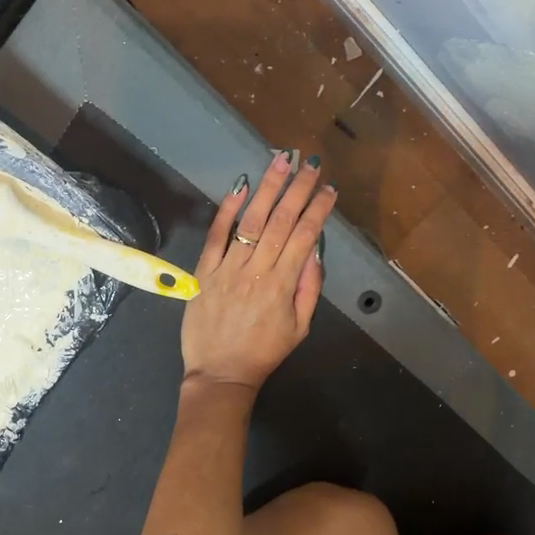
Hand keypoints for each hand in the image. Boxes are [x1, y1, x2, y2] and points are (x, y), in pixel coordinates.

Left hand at [181, 150, 334, 391]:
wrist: (220, 374)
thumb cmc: (263, 353)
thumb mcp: (299, 329)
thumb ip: (309, 290)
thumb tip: (316, 252)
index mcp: (282, 286)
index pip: (304, 237)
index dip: (318, 210)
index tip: (329, 190)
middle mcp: (256, 271)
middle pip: (280, 221)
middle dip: (298, 189)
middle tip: (310, 164)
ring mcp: (228, 269)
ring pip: (251, 221)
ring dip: (268, 187)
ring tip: (281, 160)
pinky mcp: (205, 271)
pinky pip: (217, 235)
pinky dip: (228, 210)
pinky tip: (241, 186)